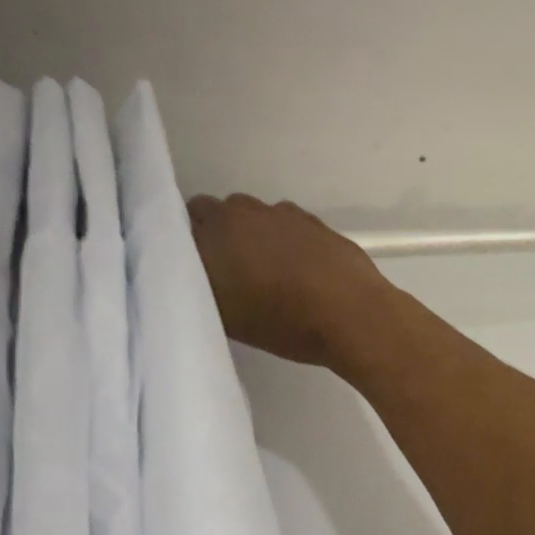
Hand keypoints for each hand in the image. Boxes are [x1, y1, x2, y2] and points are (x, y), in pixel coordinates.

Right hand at [188, 193, 391, 368]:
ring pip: (255, 217)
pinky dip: (285, 240)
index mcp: (215, 231)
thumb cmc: (283, 322)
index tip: (197, 266)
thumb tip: (200, 274)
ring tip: (267, 272)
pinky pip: (287, 224)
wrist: (351, 314)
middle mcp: (244, 212)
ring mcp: (282, 214)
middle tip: (228, 270)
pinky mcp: (314, 221)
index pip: (183, 221)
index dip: (189, 241)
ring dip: (254, 235)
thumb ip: (204, 286)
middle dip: (220, 234)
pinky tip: (297, 270)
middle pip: (220, 213)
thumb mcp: (227, 318)